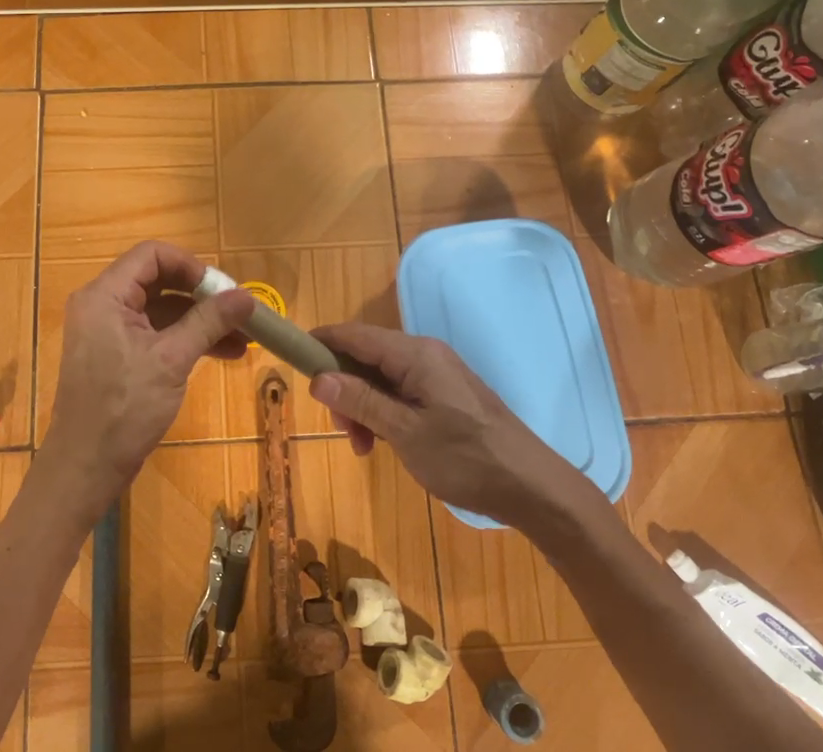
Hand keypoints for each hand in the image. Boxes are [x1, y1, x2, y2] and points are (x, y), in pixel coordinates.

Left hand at [41, 241, 254, 499]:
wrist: (86, 466)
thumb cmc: (124, 408)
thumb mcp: (171, 360)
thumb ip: (208, 322)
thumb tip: (246, 296)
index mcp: (104, 296)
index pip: (151, 255)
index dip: (191, 266)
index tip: (224, 289)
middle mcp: (102, 305)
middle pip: (158, 281)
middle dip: (202, 296)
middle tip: (240, 312)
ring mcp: (109, 332)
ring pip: (161, 310)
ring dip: (200, 320)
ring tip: (244, 338)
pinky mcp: (118, 356)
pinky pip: (156, 334)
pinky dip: (186, 339)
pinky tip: (223, 352)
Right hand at [307, 323, 595, 523]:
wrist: (531, 486)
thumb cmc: (466, 458)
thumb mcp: (405, 433)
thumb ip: (361, 402)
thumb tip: (317, 376)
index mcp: (415, 355)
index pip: (353, 334)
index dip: (319, 343)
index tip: (291, 363)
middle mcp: (425, 355)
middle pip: (365, 357)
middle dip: (343, 389)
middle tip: (342, 430)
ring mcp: (437, 374)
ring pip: (380, 379)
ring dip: (362, 407)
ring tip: (364, 447)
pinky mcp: (445, 395)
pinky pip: (400, 392)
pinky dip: (383, 413)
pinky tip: (384, 443)